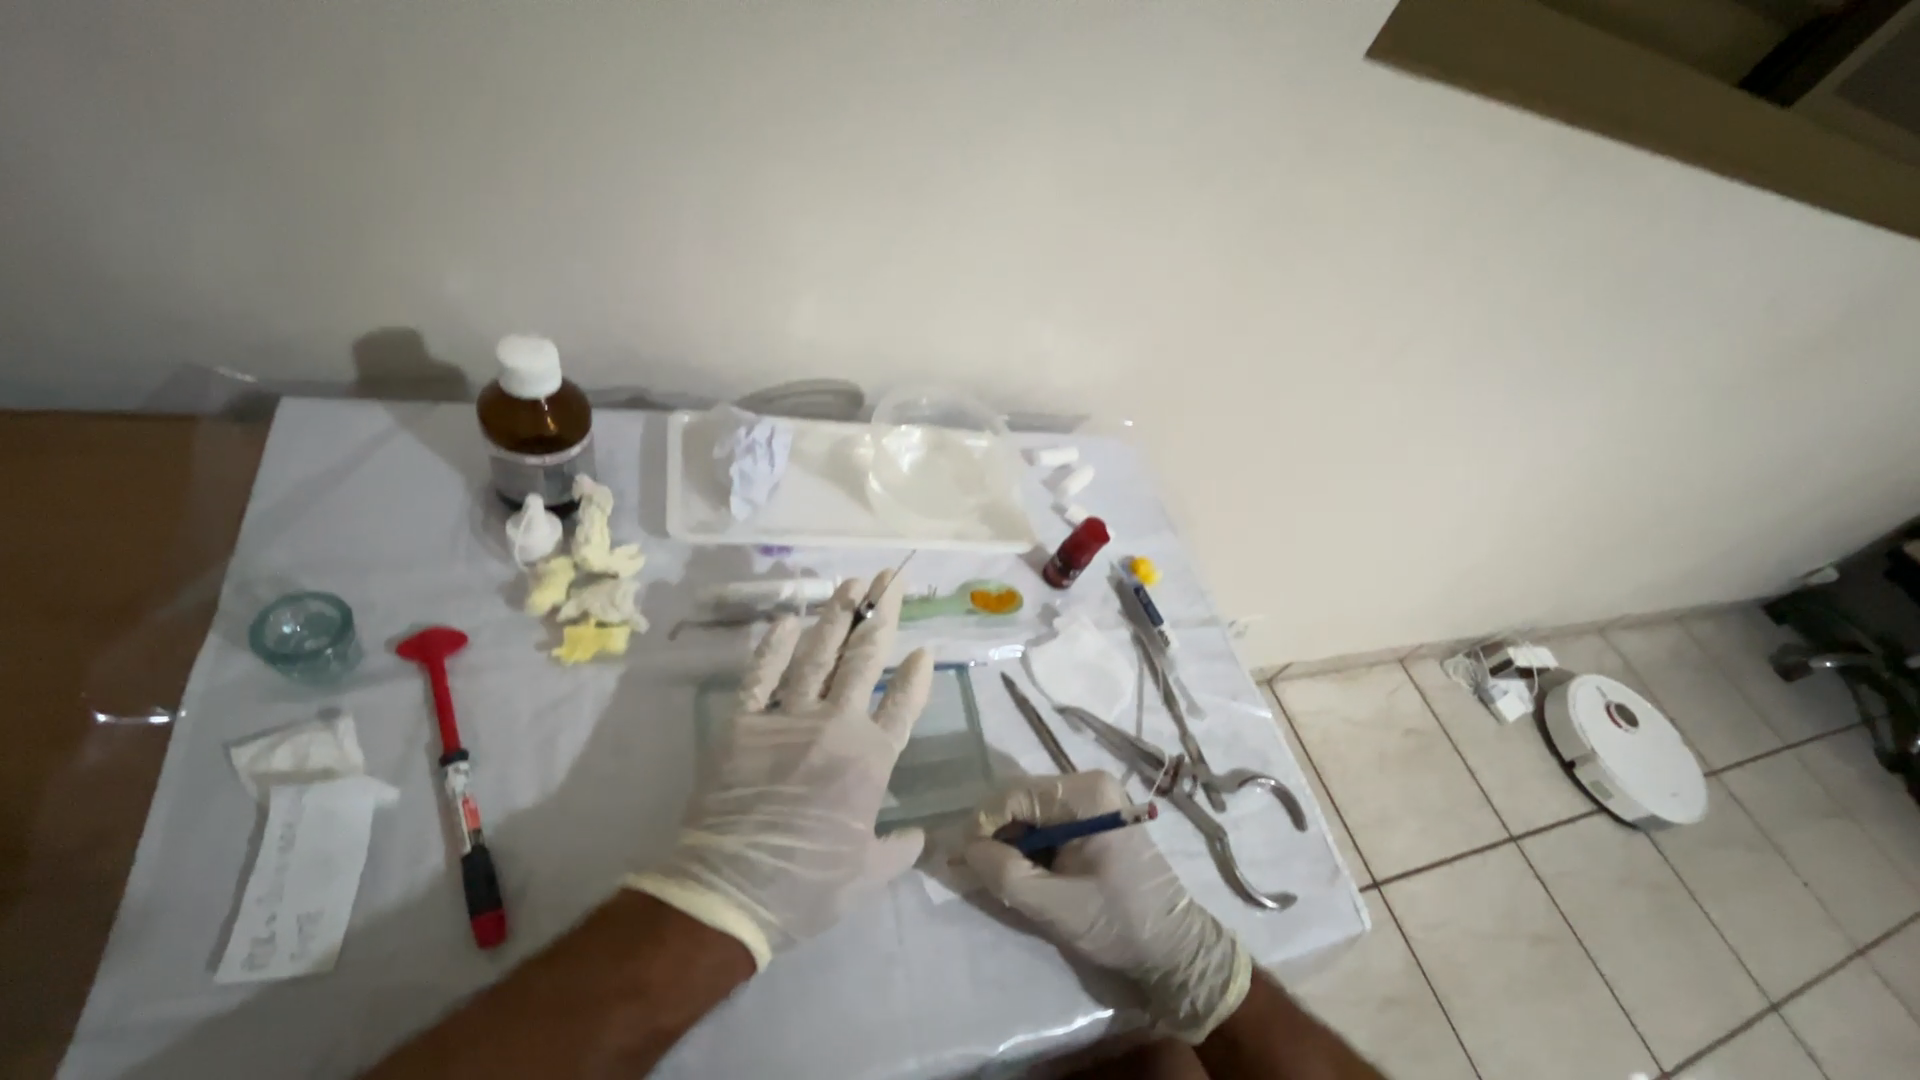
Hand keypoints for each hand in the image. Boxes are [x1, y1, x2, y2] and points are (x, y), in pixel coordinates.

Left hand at [626, 572, 933, 968]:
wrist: (729, 891)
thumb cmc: (806, 887)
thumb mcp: (867, 876)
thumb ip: (897, 849)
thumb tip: (918, 837)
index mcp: (871, 761)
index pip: (903, 705)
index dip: (916, 676)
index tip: (925, 648)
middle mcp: (835, 727)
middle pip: (864, 660)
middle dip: (881, 615)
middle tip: (892, 579)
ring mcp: (787, 719)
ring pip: (818, 654)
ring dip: (836, 615)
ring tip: (851, 582)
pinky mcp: (743, 722)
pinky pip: (761, 675)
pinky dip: (773, 646)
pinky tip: (787, 619)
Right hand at [963, 771, 1251, 1042]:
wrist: (1174, 948)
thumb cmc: (1117, 923)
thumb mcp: (1053, 904)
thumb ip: (1003, 873)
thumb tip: (962, 849)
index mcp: (1086, 793)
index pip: (1014, 795)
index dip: (983, 825)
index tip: (964, 861)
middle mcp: (1090, 784)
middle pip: (1021, 800)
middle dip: (995, 834)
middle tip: (976, 871)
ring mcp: (1094, 800)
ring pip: (1031, 812)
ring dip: (1011, 842)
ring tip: (999, 876)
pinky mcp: (1094, 819)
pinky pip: (1047, 822)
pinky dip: (1030, 846)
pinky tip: (1025, 873)